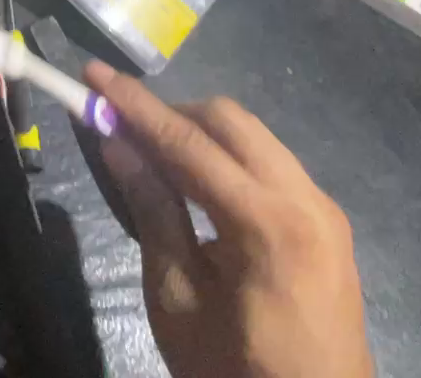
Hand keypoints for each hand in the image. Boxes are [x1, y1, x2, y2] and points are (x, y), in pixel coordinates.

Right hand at [86, 62, 373, 377]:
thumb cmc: (234, 370)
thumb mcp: (176, 296)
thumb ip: (151, 209)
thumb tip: (117, 142)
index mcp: (265, 222)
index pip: (185, 140)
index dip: (132, 104)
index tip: (92, 72)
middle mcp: (304, 199)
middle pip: (227, 120)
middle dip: (169, 112)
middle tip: (122, 128)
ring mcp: (324, 210)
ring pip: (252, 136)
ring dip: (199, 132)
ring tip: (154, 156)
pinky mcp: (328, 224)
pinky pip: (270, 163)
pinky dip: (227, 157)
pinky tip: (199, 185)